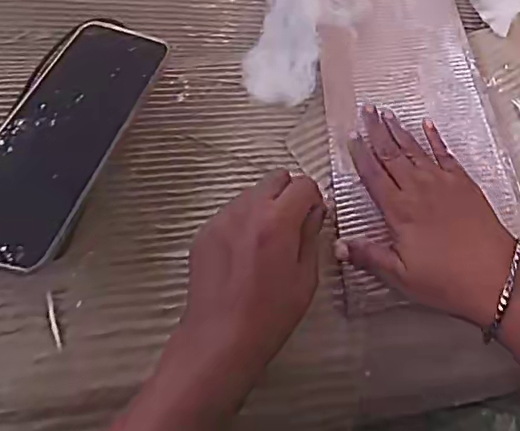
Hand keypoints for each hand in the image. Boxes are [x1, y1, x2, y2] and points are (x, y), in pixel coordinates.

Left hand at [119, 172, 322, 429]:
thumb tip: (315, 211)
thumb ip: (312, 235)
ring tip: (265, 243)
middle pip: (276, 179)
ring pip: (253, 193)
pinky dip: (243, 222)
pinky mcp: (205, 230)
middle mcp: (249, 209)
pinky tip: (243, 254)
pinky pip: (232, 212)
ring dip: (265, 207)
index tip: (313, 217)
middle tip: (291, 226)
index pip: (303, 184)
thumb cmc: (269, 316)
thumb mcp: (305, 278)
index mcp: (278, 220)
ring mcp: (223, 217)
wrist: (218, 341)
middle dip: (289, 195)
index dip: (313, 198)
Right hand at [341, 107, 517, 328]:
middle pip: (390, 153)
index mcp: (399, 210)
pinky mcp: (462, 182)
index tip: (352, 136)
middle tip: (366, 110)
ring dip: (398, 129)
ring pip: (413, 148)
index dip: (360, 154)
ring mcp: (441, 182)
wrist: (495, 276)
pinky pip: (444, 153)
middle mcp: (417, 188)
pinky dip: (434, 137)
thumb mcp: (401, 276)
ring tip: (386, 113)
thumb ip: (368, 256)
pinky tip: (427, 125)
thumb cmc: (448, 280)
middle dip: (376, 129)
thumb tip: (339, 246)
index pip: (373, 174)